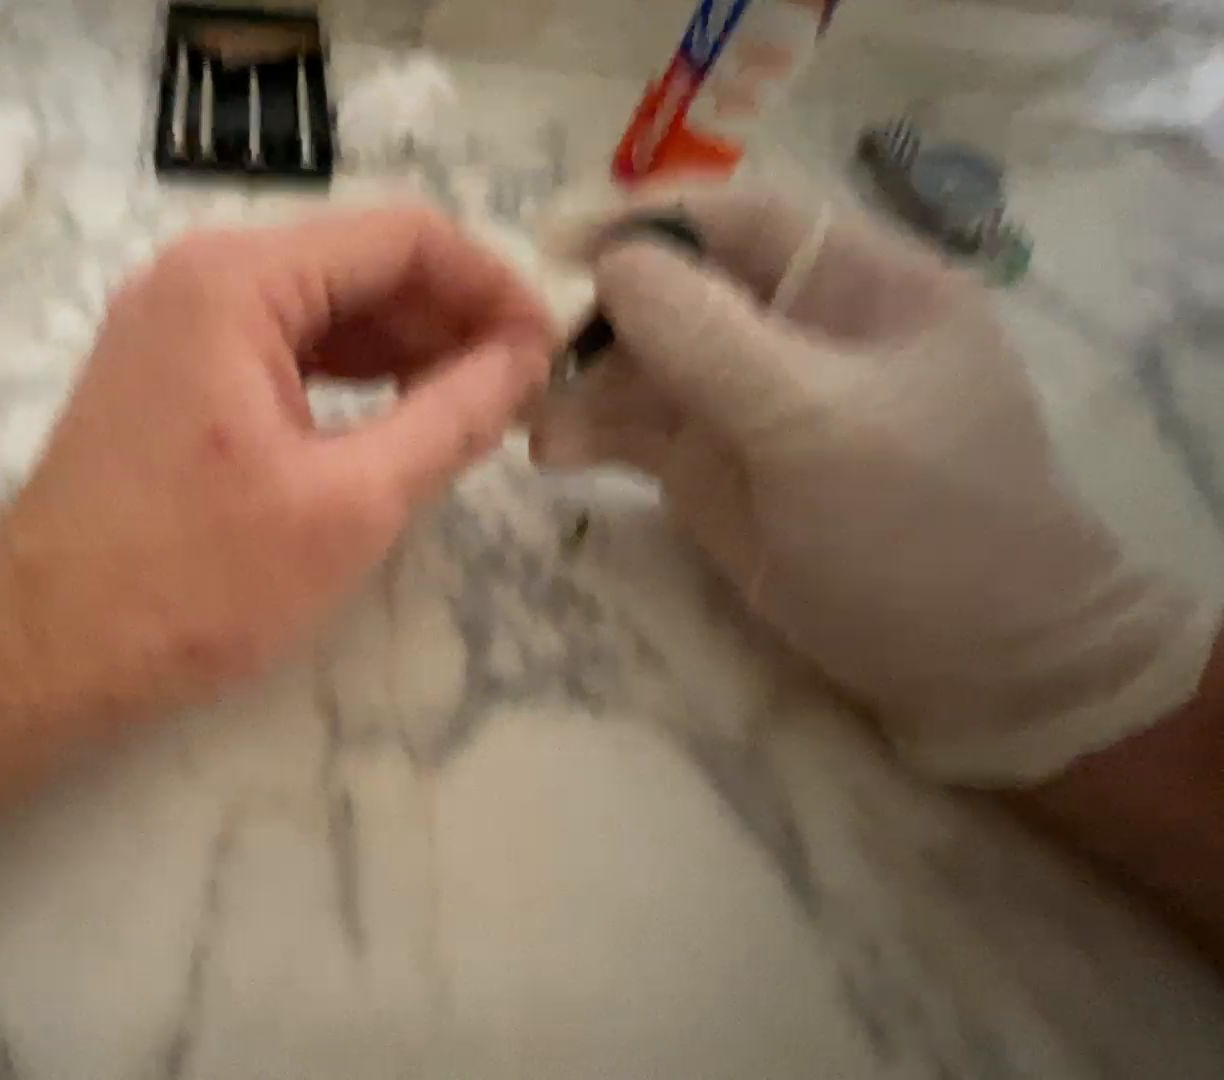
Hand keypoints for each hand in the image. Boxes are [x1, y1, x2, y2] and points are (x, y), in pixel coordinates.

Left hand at [0, 206, 553, 726]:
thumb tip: (524, 362)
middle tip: (516, 391)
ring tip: (467, 410)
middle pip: (355, 269)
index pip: (401, 238)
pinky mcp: (163, 382)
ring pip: (315, 315)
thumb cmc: (194, 584)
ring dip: (398, 353)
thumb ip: (450, 419)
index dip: (490, 285)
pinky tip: (388, 421)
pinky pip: (273, 357)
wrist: (43, 650)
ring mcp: (169, 330)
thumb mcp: (349, 505)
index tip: (546, 351)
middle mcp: (194, 281)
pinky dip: (340, 383)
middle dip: (446, 322)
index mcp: (235, 282)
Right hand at [530, 187, 1218, 783]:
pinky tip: (548, 454)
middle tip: (530, 357)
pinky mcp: (701, 461)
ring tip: (524, 417)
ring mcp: (738, 400)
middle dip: (596, 320)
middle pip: (669, 295)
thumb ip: (712, 341)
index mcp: (851, 286)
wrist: (954, 657)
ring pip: (636, 367)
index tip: (554, 243)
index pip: (737, 222)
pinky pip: (628, 430)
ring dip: (577, 386)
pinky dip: (584, 435)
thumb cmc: (917, 523)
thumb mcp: (817, 422)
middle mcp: (786, 331)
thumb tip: (612, 264)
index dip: (647, 222)